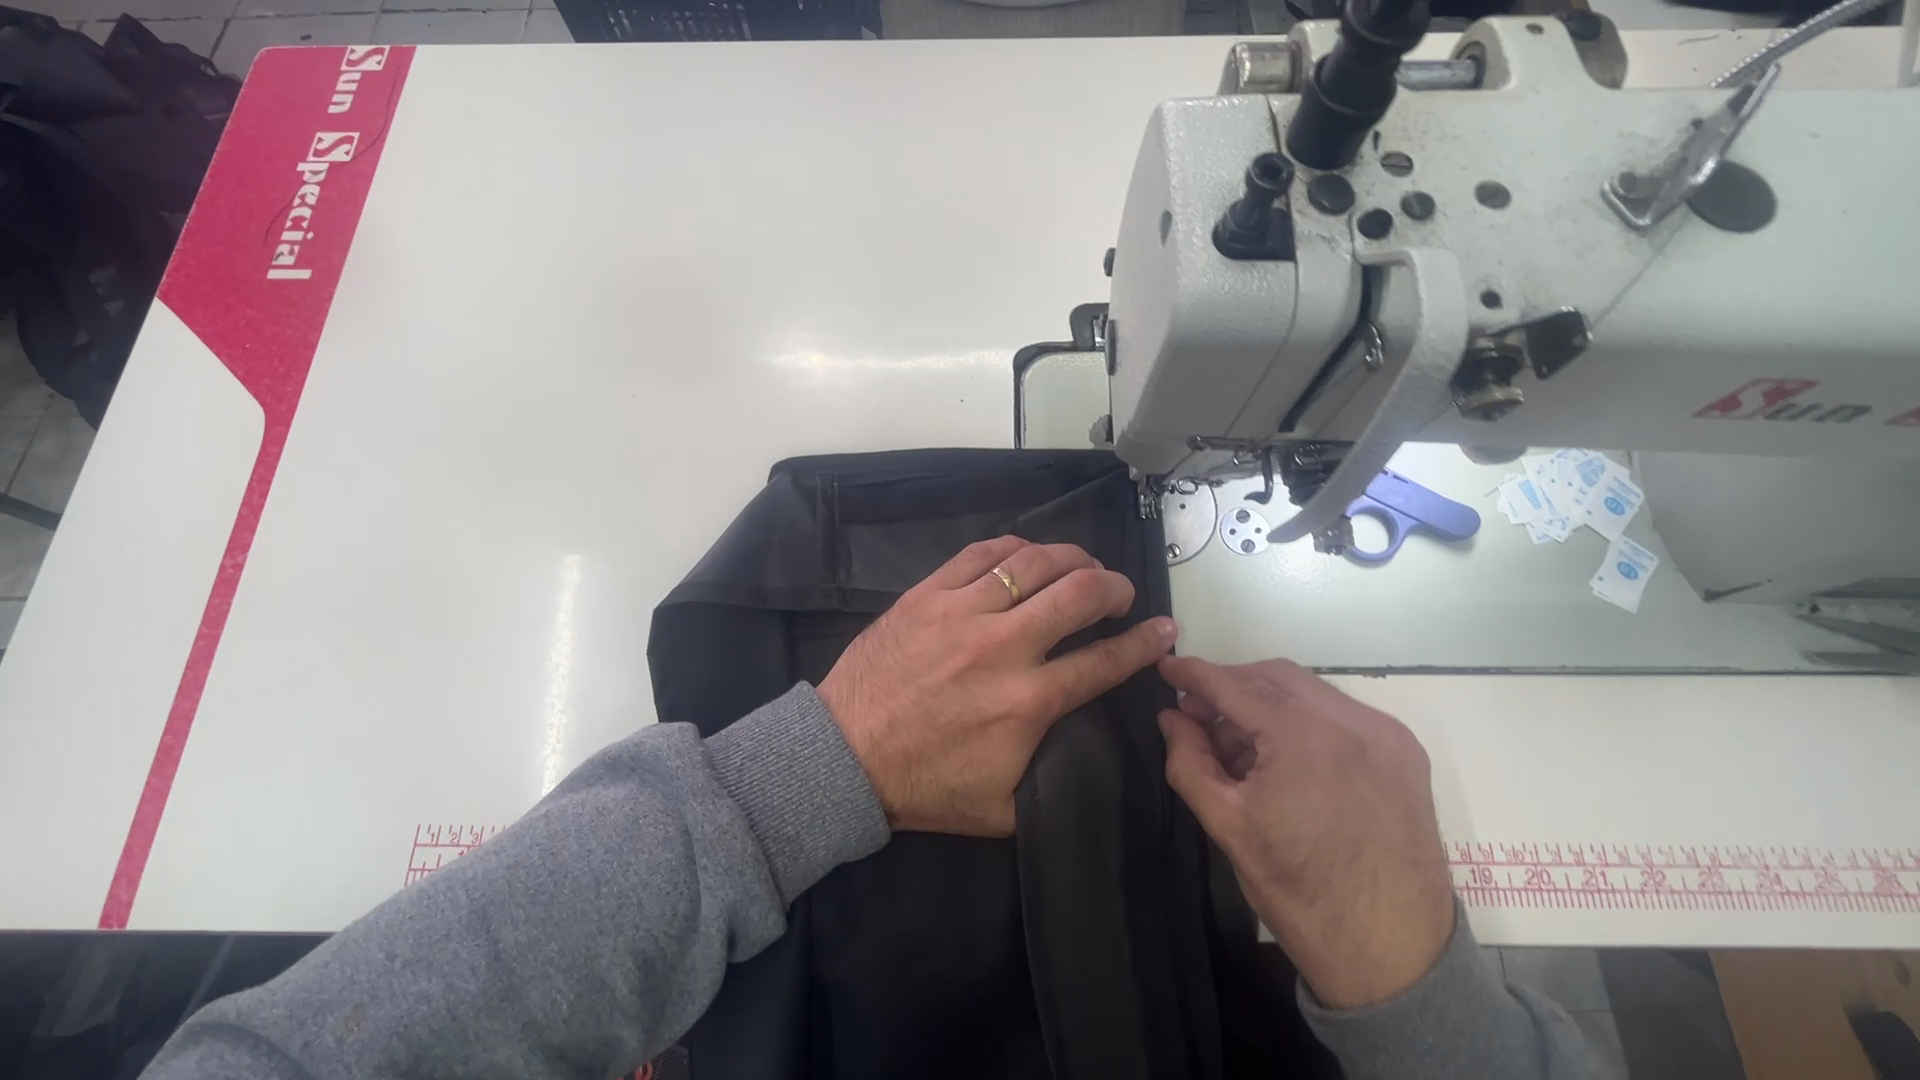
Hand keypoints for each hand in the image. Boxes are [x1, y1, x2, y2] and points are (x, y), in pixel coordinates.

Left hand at [818, 536, 1176, 836]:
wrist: (845, 758)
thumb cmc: (923, 787)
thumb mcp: (1003, 810)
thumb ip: (1053, 781)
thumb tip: (1084, 749)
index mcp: (1028, 702)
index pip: (1105, 661)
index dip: (1145, 643)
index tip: (1163, 630)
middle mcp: (1003, 647)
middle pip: (1080, 594)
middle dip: (1115, 587)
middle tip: (1120, 594)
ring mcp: (962, 613)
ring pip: (1035, 562)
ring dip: (1073, 558)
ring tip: (1084, 566)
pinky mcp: (927, 595)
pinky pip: (981, 552)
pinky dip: (1015, 546)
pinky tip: (1029, 553)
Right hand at [1156, 655, 1453, 1009]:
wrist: (1390, 950)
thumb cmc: (1298, 890)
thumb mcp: (1227, 825)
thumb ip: (1190, 761)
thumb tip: (1170, 717)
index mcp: (1305, 738)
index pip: (1236, 686)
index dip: (1195, 673)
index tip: (1165, 666)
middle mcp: (1352, 721)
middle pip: (1274, 677)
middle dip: (1230, 686)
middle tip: (1196, 714)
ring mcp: (1386, 734)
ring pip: (1310, 690)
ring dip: (1267, 702)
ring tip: (1239, 744)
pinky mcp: (1406, 752)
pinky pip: (1342, 714)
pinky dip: (1304, 720)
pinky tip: (1284, 757)